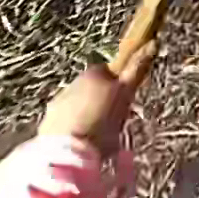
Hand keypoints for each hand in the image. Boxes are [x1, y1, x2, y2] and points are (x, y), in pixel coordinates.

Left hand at [37, 42, 154, 154]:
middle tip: (113, 120)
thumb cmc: (102, 121)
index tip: (124, 99)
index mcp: (91, 74)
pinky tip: (82, 144)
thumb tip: (153, 42)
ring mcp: (55, 107)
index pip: (107, 71)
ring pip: (77, 107)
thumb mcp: (126, 93)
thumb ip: (137, 69)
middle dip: (101, 101)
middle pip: (91, 89)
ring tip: (98, 137)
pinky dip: (73, 131)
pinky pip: (64, 125)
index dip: (117, 83)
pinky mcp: (46, 128)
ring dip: (87, 116)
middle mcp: (70, 85)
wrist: (65, 155)